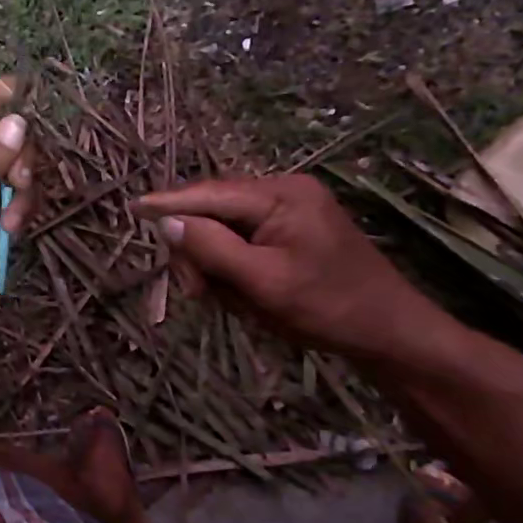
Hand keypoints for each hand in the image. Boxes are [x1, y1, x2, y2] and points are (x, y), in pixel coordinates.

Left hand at [0, 79, 38, 303]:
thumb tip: (19, 121)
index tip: (23, 83)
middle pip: (10, 139)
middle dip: (19, 163)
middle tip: (19, 182)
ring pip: (23, 167)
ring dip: (23, 192)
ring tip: (12, 219)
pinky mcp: (2, 204)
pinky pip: (26, 192)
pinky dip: (24, 210)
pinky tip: (13, 229)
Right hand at [134, 175, 451, 362]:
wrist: (390, 332)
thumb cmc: (329, 308)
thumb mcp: (264, 282)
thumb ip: (213, 248)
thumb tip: (168, 222)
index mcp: (280, 194)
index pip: (209, 194)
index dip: (169, 203)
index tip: (132, 208)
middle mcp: (283, 191)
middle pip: (215, 210)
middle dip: (201, 251)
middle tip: (200, 294)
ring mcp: (290, 210)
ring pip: (227, 229)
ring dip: (219, 266)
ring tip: (237, 302)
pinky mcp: (293, 230)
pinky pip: (246, 242)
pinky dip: (237, 269)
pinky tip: (249, 295)